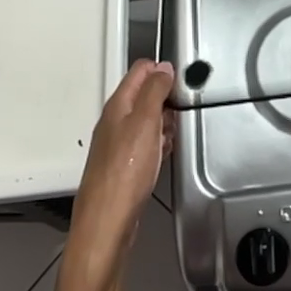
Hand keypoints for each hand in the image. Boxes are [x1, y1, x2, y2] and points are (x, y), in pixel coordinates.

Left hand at [67, 60, 174, 273]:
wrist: (107, 222)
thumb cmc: (125, 173)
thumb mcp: (145, 122)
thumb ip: (154, 90)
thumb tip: (163, 67)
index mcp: (118, 105)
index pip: (140, 70)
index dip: (162, 69)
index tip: (183, 80)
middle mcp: (115, 121)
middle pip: (143, 94)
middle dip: (166, 98)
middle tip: (180, 111)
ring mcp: (117, 144)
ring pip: (146, 119)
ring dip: (164, 122)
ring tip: (174, 135)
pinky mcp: (124, 165)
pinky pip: (145, 143)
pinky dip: (159, 143)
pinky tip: (165, 153)